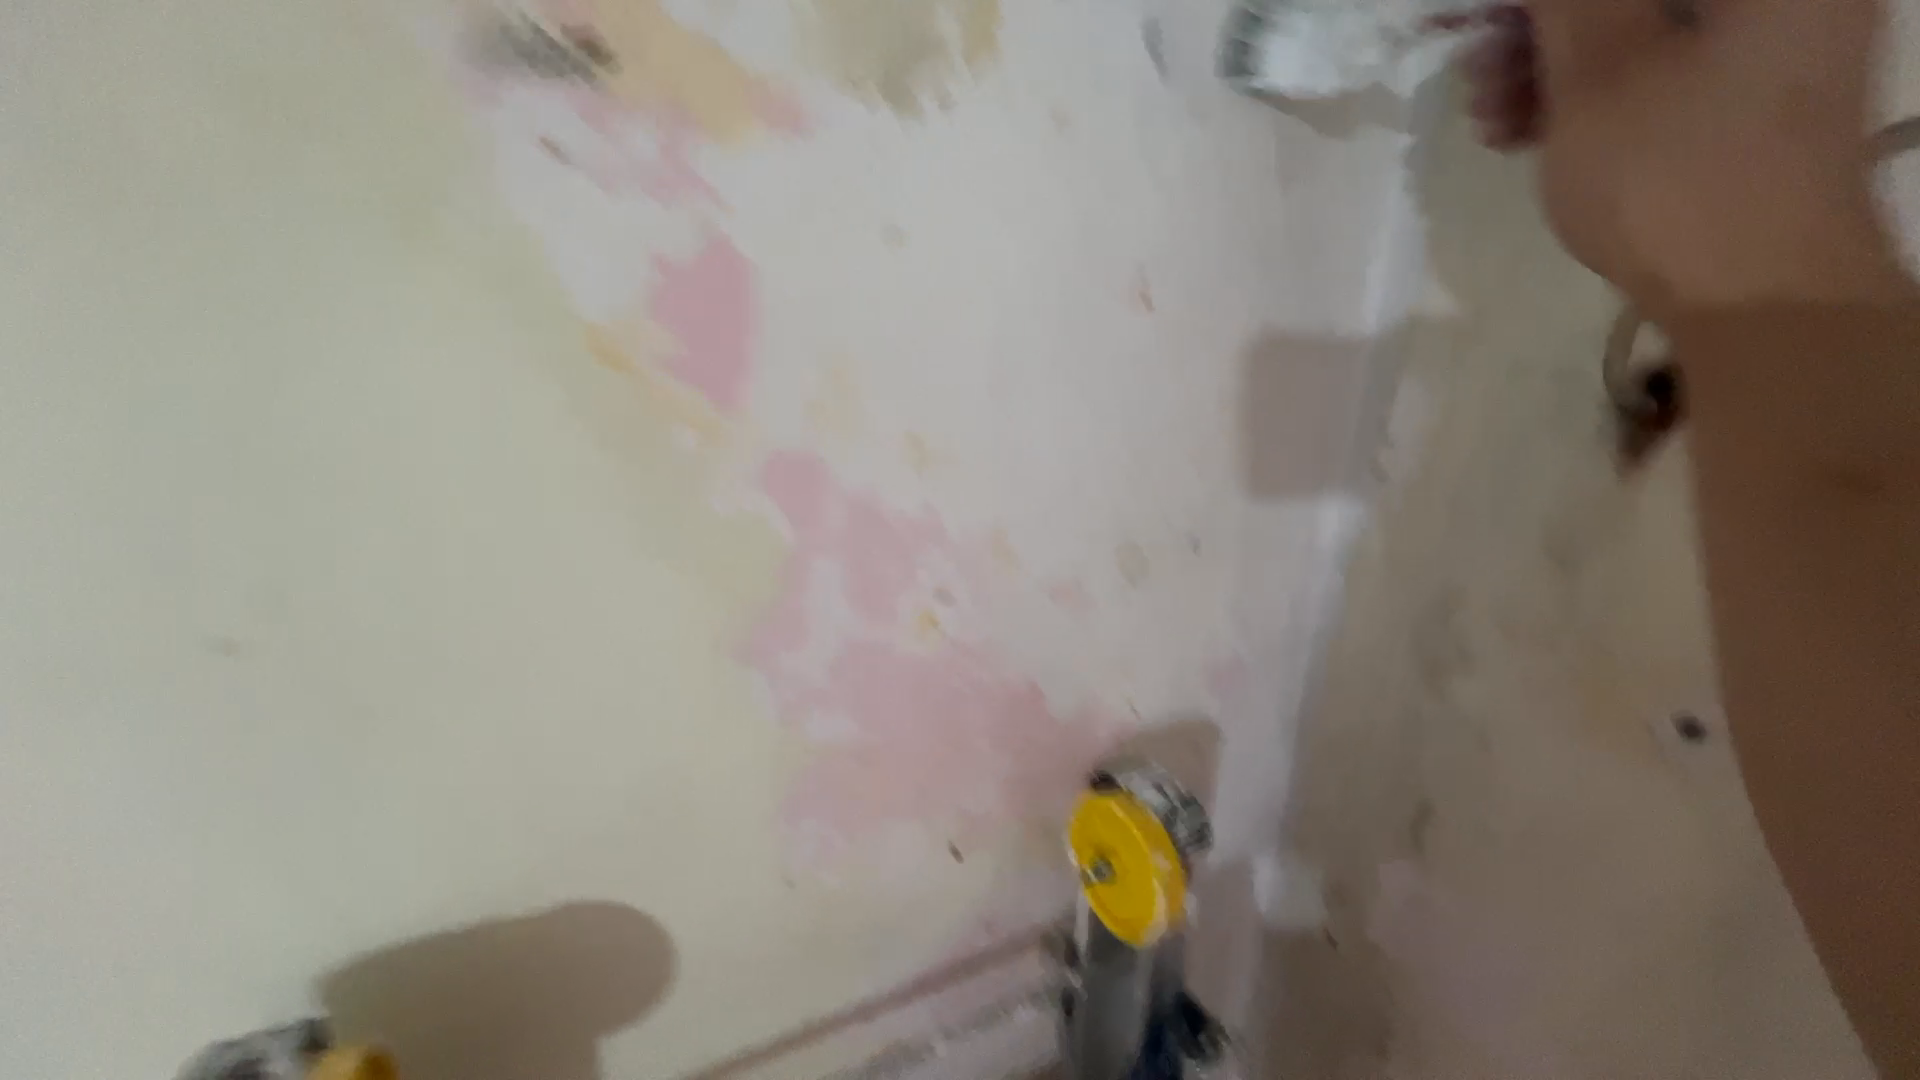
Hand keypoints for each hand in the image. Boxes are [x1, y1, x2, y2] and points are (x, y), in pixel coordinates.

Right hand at [1466, 0, 1903, 315]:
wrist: (1752, 288)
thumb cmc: (1672, 175)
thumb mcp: (1599, 73)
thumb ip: (1564, 1)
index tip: (1468, 19)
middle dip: (1535, 27)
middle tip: (1471, 70)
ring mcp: (1767, 41)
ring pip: (1630, 30)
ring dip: (1543, 68)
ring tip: (1488, 119)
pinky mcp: (1740, 96)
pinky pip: (1648, 72)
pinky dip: (1580, 96)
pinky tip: (1524, 133)